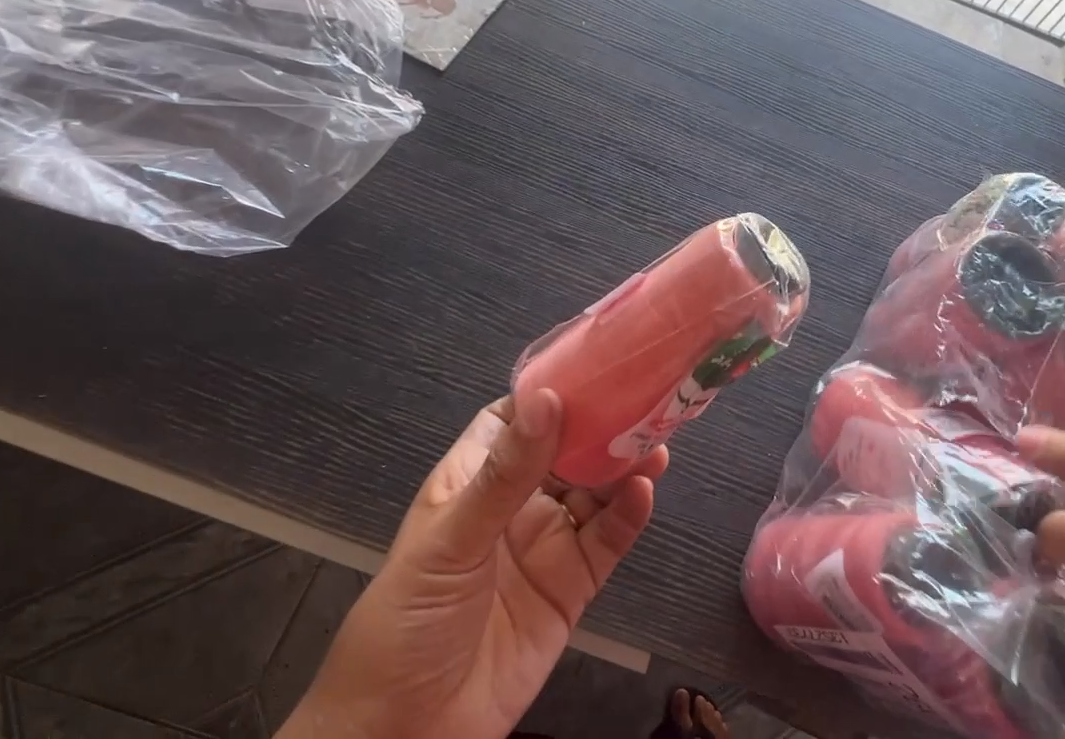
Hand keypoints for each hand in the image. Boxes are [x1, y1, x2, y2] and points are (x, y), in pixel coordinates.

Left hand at [276, 389, 667, 738]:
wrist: (407, 735)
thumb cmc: (408, 622)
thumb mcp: (451, 541)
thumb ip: (506, 474)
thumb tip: (548, 400)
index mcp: (472, 479)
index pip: (516, 419)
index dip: (552, 392)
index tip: (596, 363)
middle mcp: (513, 504)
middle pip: (566, 451)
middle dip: (602, 426)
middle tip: (645, 398)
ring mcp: (545, 545)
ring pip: (594, 492)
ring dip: (623, 467)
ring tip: (656, 441)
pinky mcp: (572, 587)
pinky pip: (606, 542)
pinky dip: (629, 516)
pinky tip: (644, 493)